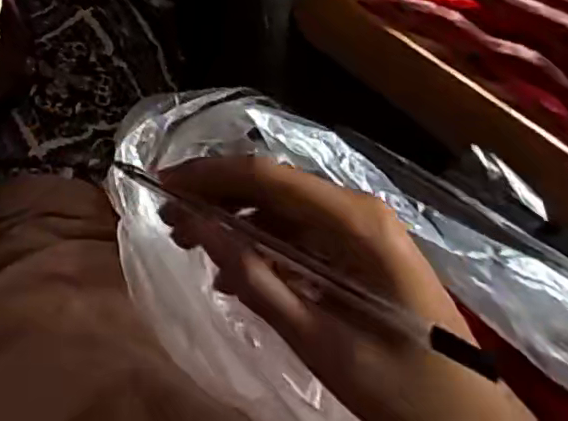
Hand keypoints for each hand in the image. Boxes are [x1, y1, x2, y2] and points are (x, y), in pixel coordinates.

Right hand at [158, 156, 532, 420]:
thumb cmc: (407, 392)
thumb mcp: (321, 341)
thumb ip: (254, 278)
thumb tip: (193, 224)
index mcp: (354, 221)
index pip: (263, 174)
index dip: (206, 175)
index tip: (161, 184)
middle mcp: (354, 208)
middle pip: (266, 184)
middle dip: (212, 196)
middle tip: (167, 217)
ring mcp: (356, 226)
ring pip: (274, 205)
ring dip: (229, 219)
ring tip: (189, 243)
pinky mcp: (354, 248)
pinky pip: (292, 231)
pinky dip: (256, 243)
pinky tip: (232, 270)